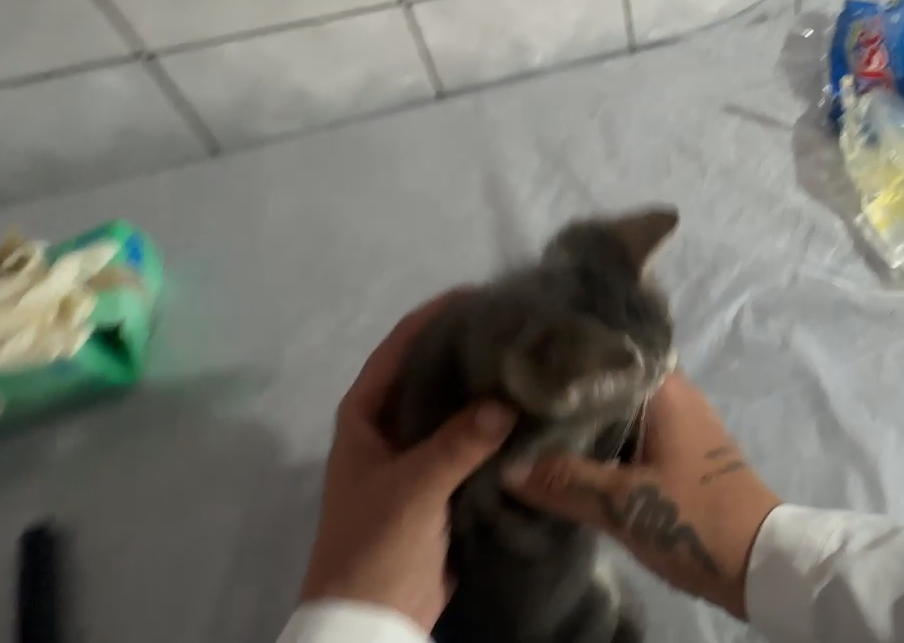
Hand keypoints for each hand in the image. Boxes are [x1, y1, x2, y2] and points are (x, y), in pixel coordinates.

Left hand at [299, 294, 513, 631]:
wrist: (374, 622)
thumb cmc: (375, 545)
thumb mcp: (412, 489)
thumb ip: (458, 442)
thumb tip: (509, 400)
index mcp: (367, 414)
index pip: (401, 346)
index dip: (437, 315)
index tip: (483, 293)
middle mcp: (393, 422)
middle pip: (435, 368)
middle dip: (473, 344)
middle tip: (522, 323)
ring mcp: (420, 449)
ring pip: (458, 401)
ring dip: (490, 382)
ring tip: (536, 355)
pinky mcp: (446, 476)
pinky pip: (476, 434)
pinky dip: (500, 419)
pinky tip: (534, 403)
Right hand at [503, 372, 781, 618]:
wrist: (758, 559)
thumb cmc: (694, 518)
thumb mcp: (624, 504)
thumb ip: (567, 481)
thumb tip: (508, 466)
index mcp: (664, 389)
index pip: (610, 351)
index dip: (568, 353)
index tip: (525, 355)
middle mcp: (674, 394)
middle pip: (612, 380)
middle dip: (569, 388)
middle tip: (515, 390)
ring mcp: (679, 423)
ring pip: (621, 409)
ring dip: (585, 417)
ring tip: (529, 418)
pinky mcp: (679, 451)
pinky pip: (632, 432)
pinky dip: (603, 438)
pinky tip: (567, 452)